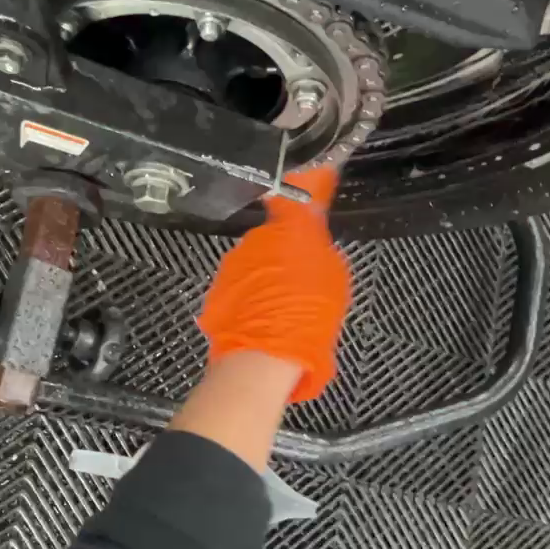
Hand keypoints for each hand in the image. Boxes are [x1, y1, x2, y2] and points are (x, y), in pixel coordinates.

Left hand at [196, 167, 352, 401]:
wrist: (263, 356)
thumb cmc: (306, 315)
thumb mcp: (333, 276)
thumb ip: (320, 249)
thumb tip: (313, 236)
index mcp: (286, 231)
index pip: (292, 201)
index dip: (301, 196)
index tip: (310, 192)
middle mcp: (253, 242)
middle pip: (272, 240)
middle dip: (284, 253)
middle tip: (302, 278)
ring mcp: (231, 267)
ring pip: (253, 265)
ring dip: (265, 278)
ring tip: (283, 307)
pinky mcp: (217, 293)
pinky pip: (239, 289)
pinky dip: (249, 299)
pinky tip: (263, 320)